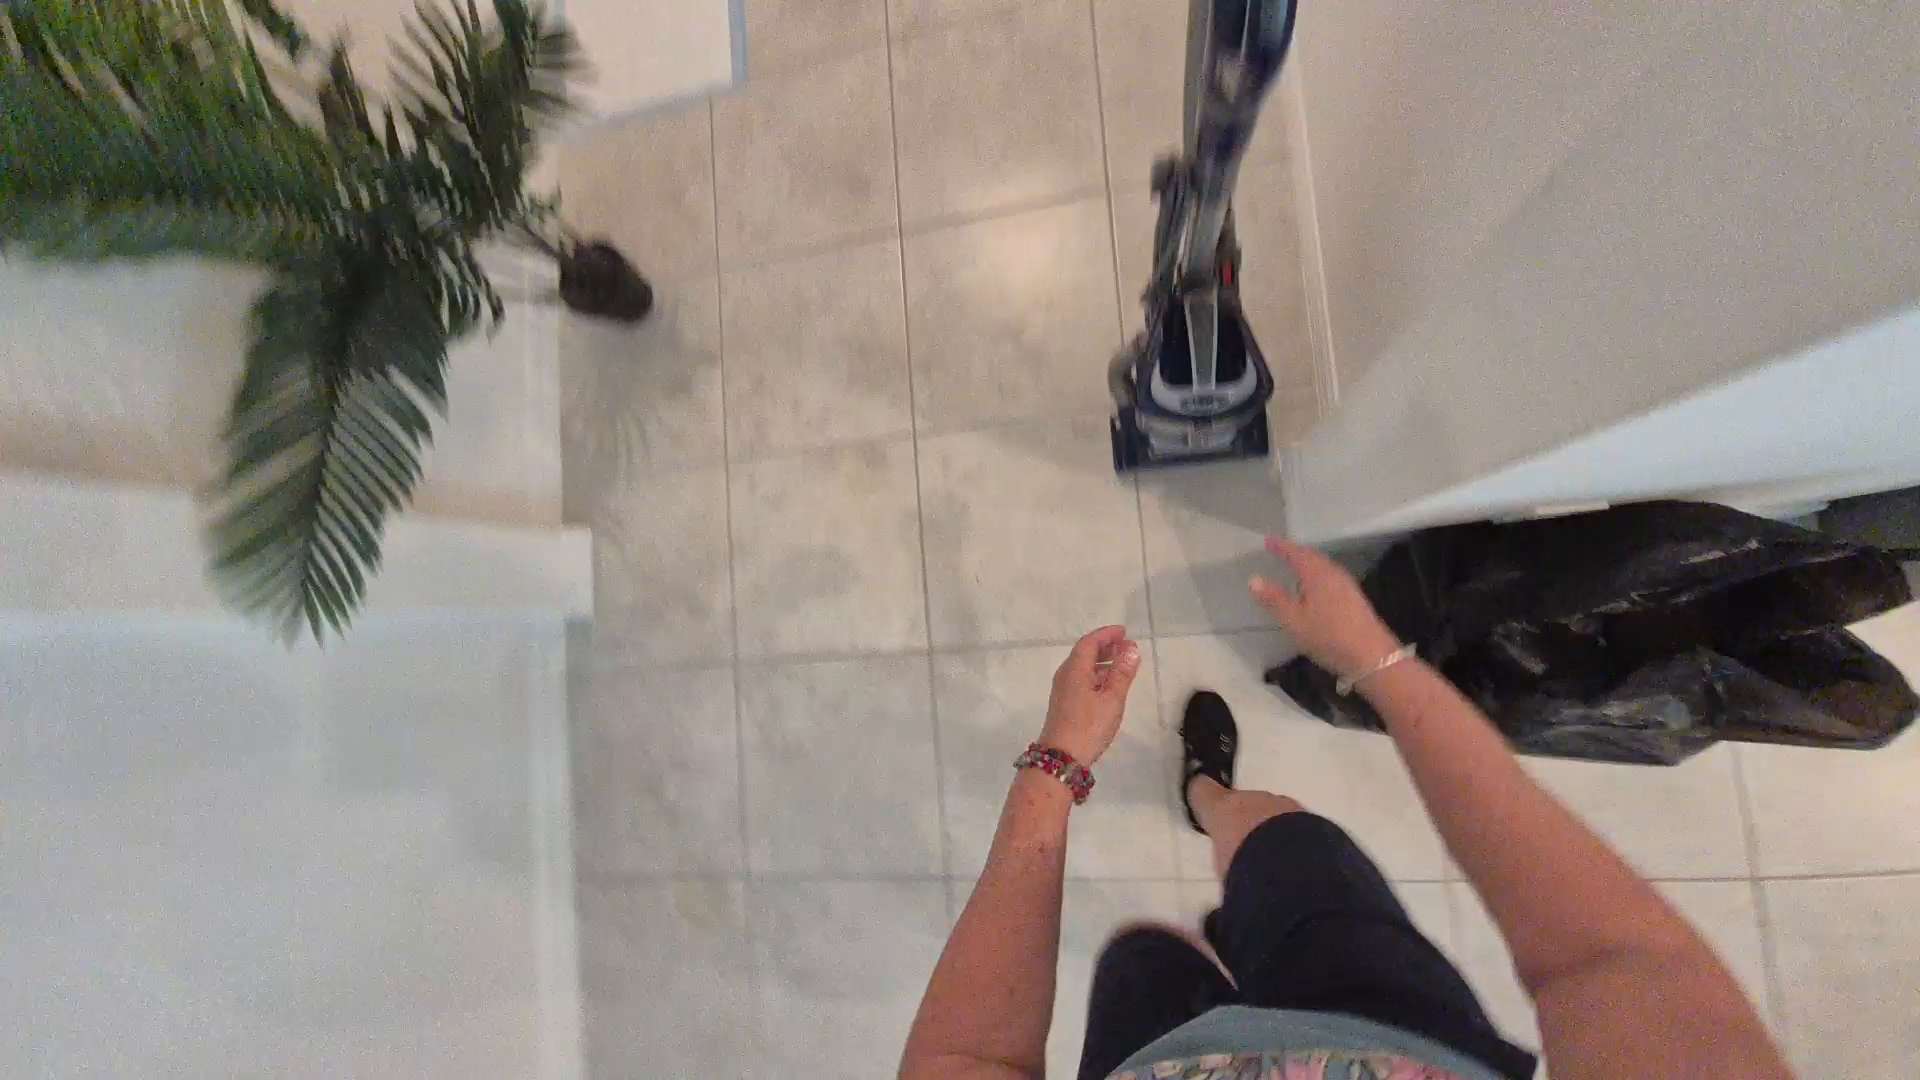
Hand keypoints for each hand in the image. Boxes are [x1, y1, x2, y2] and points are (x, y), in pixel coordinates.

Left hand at [1037, 626, 1143, 764]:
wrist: (1062, 757)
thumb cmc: (1089, 726)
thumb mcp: (1112, 700)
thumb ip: (1122, 674)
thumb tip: (1131, 649)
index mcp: (1075, 669)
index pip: (1090, 642)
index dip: (1107, 634)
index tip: (1124, 632)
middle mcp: (1065, 674)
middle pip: (1084, 652)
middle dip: (1106, 646)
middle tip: (1127, 647)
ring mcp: (1063, 689)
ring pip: (1083, 666)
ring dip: (1102, 661)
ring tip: (1123, 664)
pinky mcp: (1064, 702)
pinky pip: (1081, 678)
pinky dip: (1096, 674)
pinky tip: (1109, 685)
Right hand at [1250, 536, 1402, 679]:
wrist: (1372, 658)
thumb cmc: (1328, 636)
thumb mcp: (1294, 620)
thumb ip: (1274, 599)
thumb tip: (1254, 579)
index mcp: (1318, 575)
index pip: (1297, 554)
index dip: (1282, 547)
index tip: (1268, 541)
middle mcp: (1334, 575)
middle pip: (1313, 557)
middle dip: (1296, 553)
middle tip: (1280, 550)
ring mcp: (1347, 587)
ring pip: (1324, 568)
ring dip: (1308, 564)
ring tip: (1293, 566)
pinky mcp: (1354, 600)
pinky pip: (1330, 578)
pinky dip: (1317, 575)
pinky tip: (1313, 588)